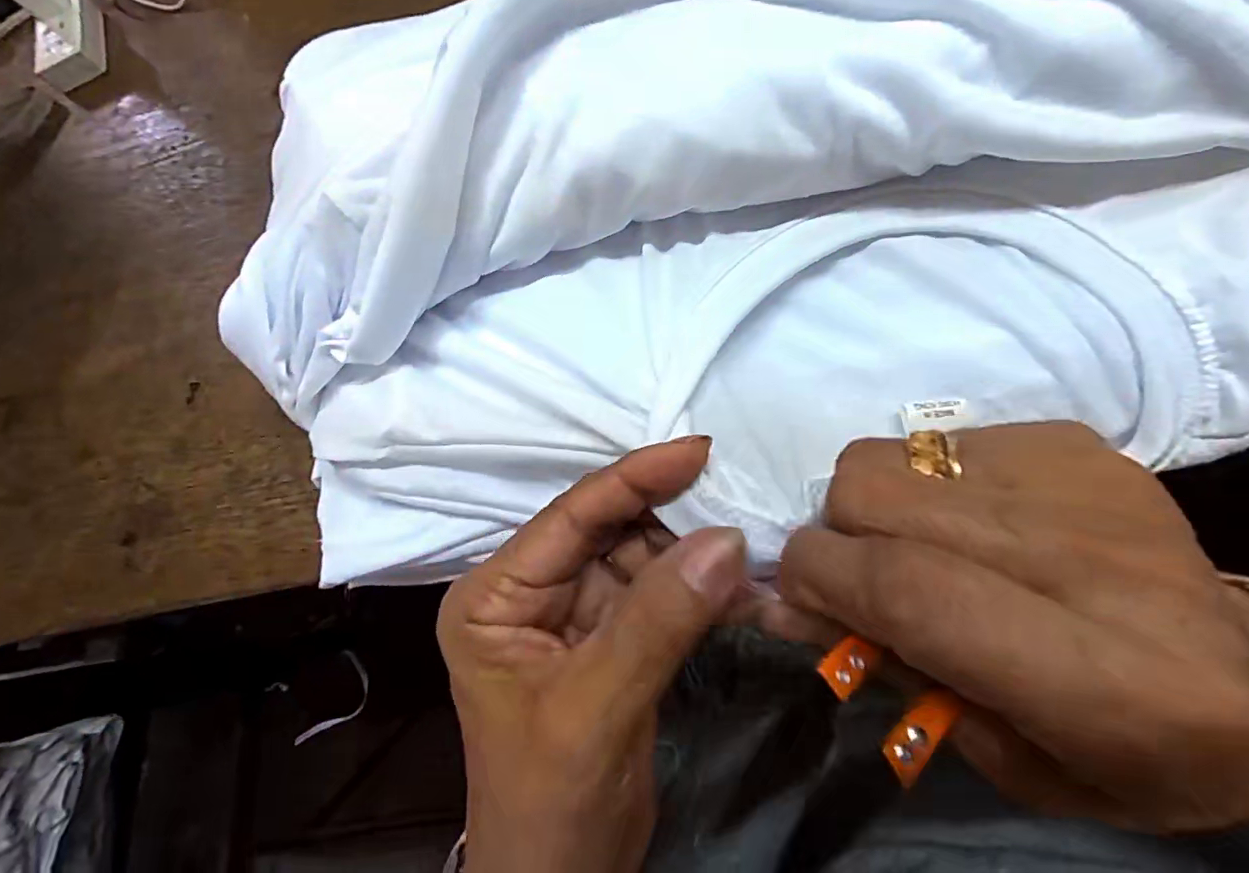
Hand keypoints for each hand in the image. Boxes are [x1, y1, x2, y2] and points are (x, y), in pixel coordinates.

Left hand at [437, 436, 748, 872]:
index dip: (636, 477)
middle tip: (737, 494)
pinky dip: (703, 590)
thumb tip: (726, 539)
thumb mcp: (595, 707)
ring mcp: (578, 611)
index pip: (572, 515)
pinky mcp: (615, 636)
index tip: (698, 449)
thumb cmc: (548, 800)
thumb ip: (657, 620)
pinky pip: (664, 593)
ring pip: (645, 555)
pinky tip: (744, 588)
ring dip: (697, 552)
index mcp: (497, 593)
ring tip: (751, 542)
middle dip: (674, 514)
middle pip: (612, 528)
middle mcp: (535, 589)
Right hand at [776, 422, 1248, 831]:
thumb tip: (789, 598)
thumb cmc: (1135, 760)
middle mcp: (1093, 560)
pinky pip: (944, 439)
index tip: (794, 593)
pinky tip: (976, 520)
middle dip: (838, 533)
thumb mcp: (1011, 764)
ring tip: (918, 543)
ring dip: (878, 501)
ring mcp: (1086, 481)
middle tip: (863, 573)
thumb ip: (897, 672)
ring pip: (897, 452)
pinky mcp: (1079, 441)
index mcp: (1101, 680)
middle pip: (883, 494)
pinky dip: (930, 481)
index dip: (823, 578)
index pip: (911, 590)